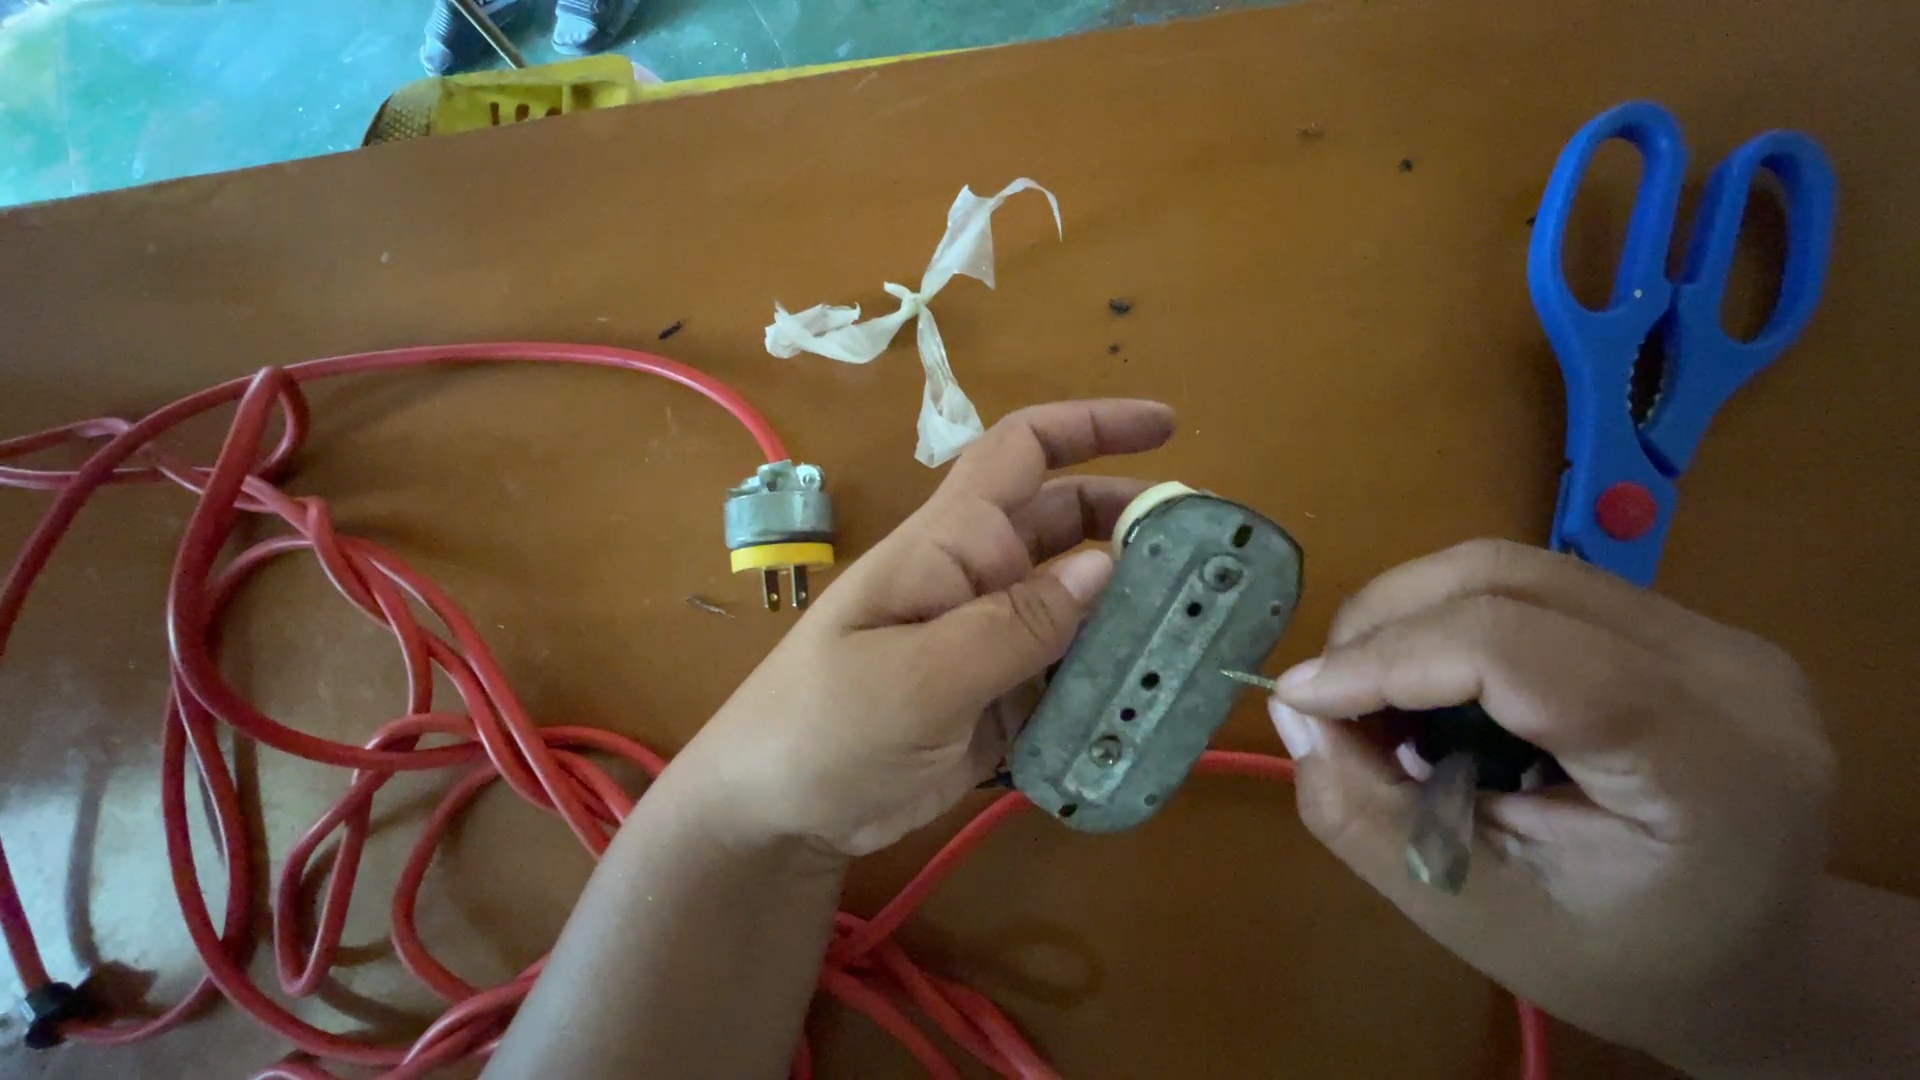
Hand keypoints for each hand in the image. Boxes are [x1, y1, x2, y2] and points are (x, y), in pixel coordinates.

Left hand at [676, 400, 1174, 856]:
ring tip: (1206, 634)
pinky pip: (1068, 673)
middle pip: (1068, 529)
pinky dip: (1111, 679)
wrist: (778, 809)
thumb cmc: (825, 725)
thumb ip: (1014, 623)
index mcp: (950, 544)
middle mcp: (978, 578)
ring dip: (1134, 613)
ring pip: (1078, 606)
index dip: (1091, 426)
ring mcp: (991, 640)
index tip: (1167, 427)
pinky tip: (1158, 701)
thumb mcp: (919, 675)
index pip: (1022, 453)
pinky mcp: (1001, 697)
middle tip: (1210, 559)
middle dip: (1136, 530)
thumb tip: (1107, 563)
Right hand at [1268, 539, 1834, 1062]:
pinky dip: (1436, 618)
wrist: (1741, 953)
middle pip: (1500, 578)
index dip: (1389, 660)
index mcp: (1706, 764)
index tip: (1301, 699)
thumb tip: (1294, 709)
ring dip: (1401, 615)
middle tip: (1327, 695)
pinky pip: (1517, 582)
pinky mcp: (1663, 620)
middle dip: (1381, 625)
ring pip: (1498, 565)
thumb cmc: (1611, 954)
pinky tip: (1424, 680)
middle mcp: (1721, 667)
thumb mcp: (1468, 910)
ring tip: (1369, 690)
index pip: (1517, 650)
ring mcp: (1700, 631)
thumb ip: (1363, 813)